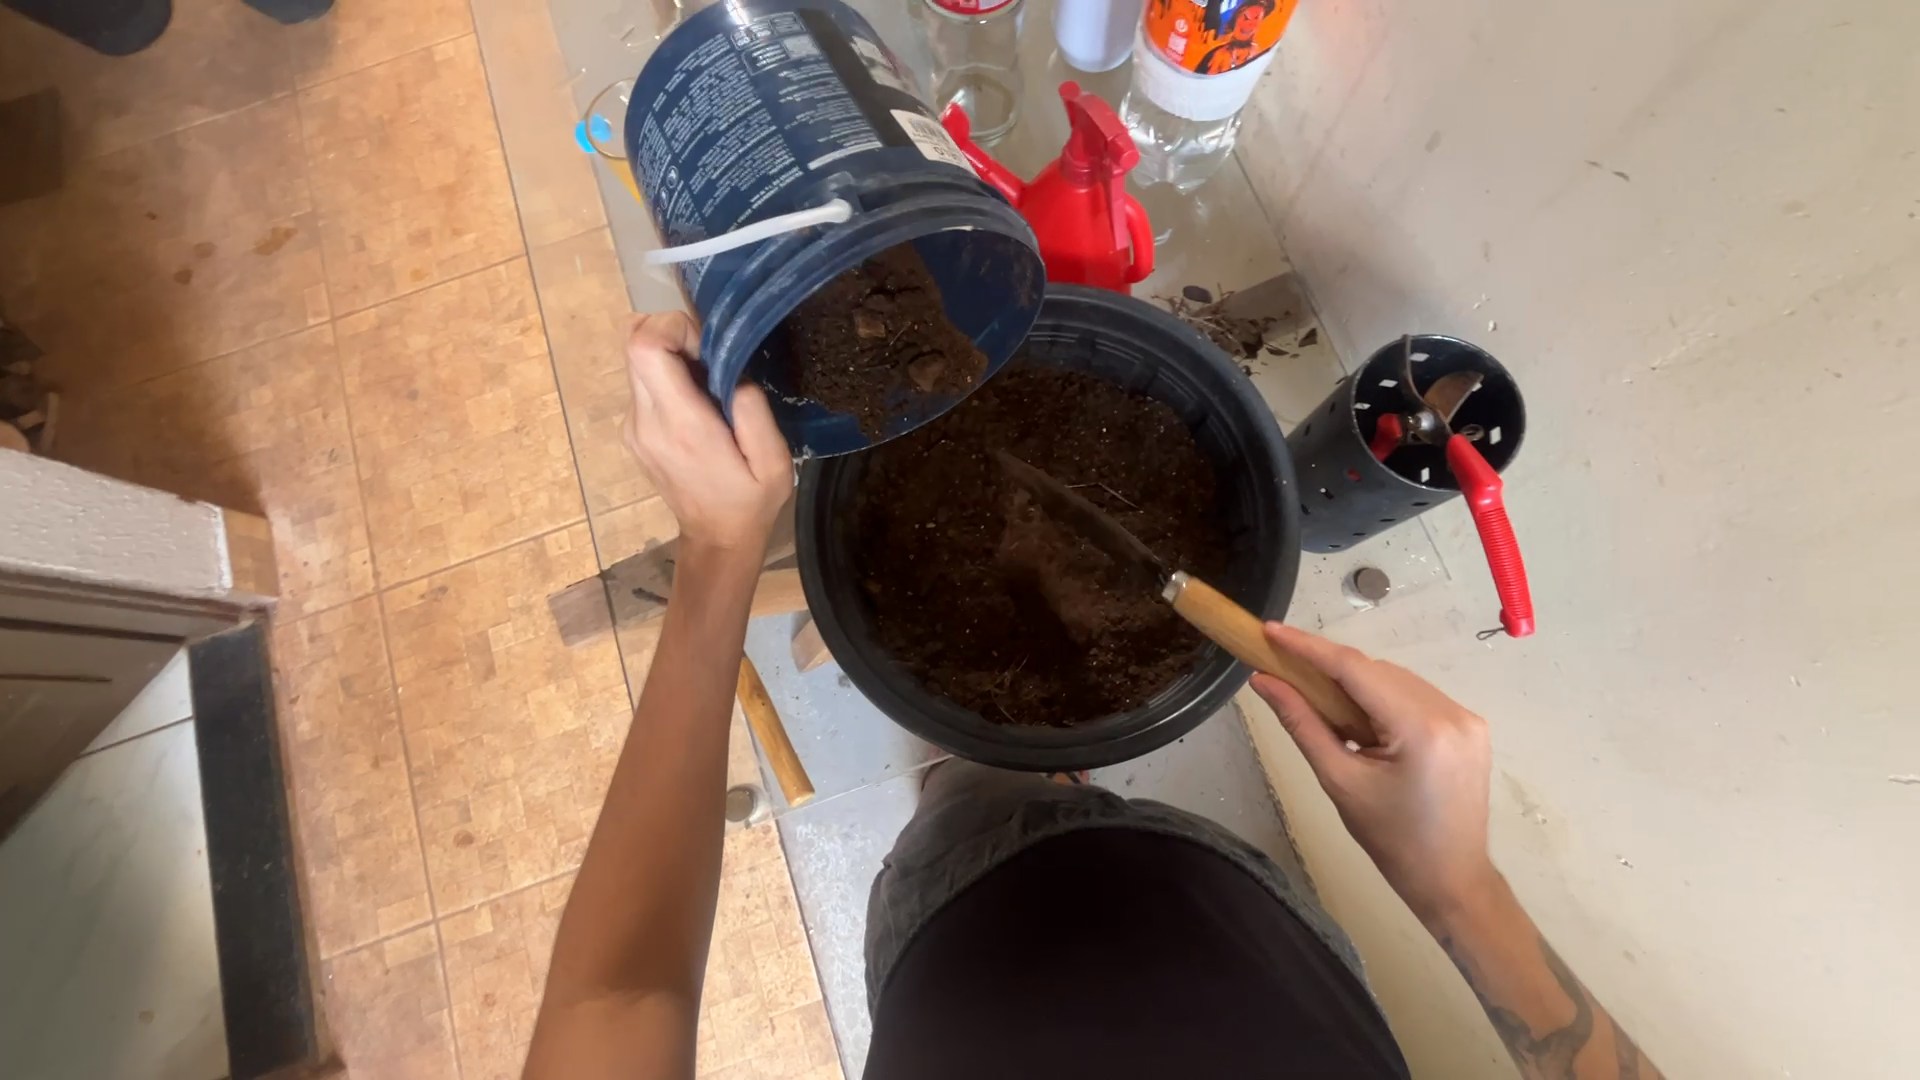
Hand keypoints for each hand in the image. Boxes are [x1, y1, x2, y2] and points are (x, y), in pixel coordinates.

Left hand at [622, 313, 791, 556]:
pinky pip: (642, 381)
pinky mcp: (632, 430)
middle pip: (633, 342)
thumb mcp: (774, 462)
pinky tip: (697, 408)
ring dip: (671, 357)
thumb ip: (754, 412)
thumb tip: (733, 373)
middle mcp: (646, 421)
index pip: (645, 346)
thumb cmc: (751, 501)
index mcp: (682, 425)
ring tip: (708, 390)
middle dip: (674, 336)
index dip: (676, 328)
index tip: (710, 350)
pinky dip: (667, 378)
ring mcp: (633, 427)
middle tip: (711, 363)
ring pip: (636, 359)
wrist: (716, 538)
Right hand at [1250, 624, 1496, 923]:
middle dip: (1327, 665)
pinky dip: (1377, 694)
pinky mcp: (1468, 726)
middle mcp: (1451, 713)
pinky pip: (1411, 693)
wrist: (1452, 880)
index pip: (1355, 669)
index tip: (1270, 630)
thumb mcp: (1337, 779)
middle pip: (1374, 670)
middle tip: (1283, 667)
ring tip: (1318, 698)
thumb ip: (1299, 721)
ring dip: (1353, 680)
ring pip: (1392, 678)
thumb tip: (1262, 680)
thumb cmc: (1390, 838)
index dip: (1308, 646)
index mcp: (1421, 729)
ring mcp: (1466, 717)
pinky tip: (1357, 715)